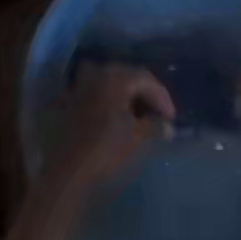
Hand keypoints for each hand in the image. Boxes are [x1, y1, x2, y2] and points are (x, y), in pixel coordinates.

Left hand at [52, 63, 175, 190]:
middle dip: (146, 93)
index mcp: (116, 77)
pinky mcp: (73, 98)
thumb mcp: (136, 136)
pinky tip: (119, 115)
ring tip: (140, 114)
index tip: (171, 117)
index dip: (162, 97)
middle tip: (158, 112)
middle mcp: (99, 73)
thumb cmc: (106, 148)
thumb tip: (168, 127)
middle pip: (129, 76)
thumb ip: (155, 126)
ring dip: (129, 95)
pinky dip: (113, 99)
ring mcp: (83, 83)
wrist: (68, 166)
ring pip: (113, 82)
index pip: (146, 79)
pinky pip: (99, 91)